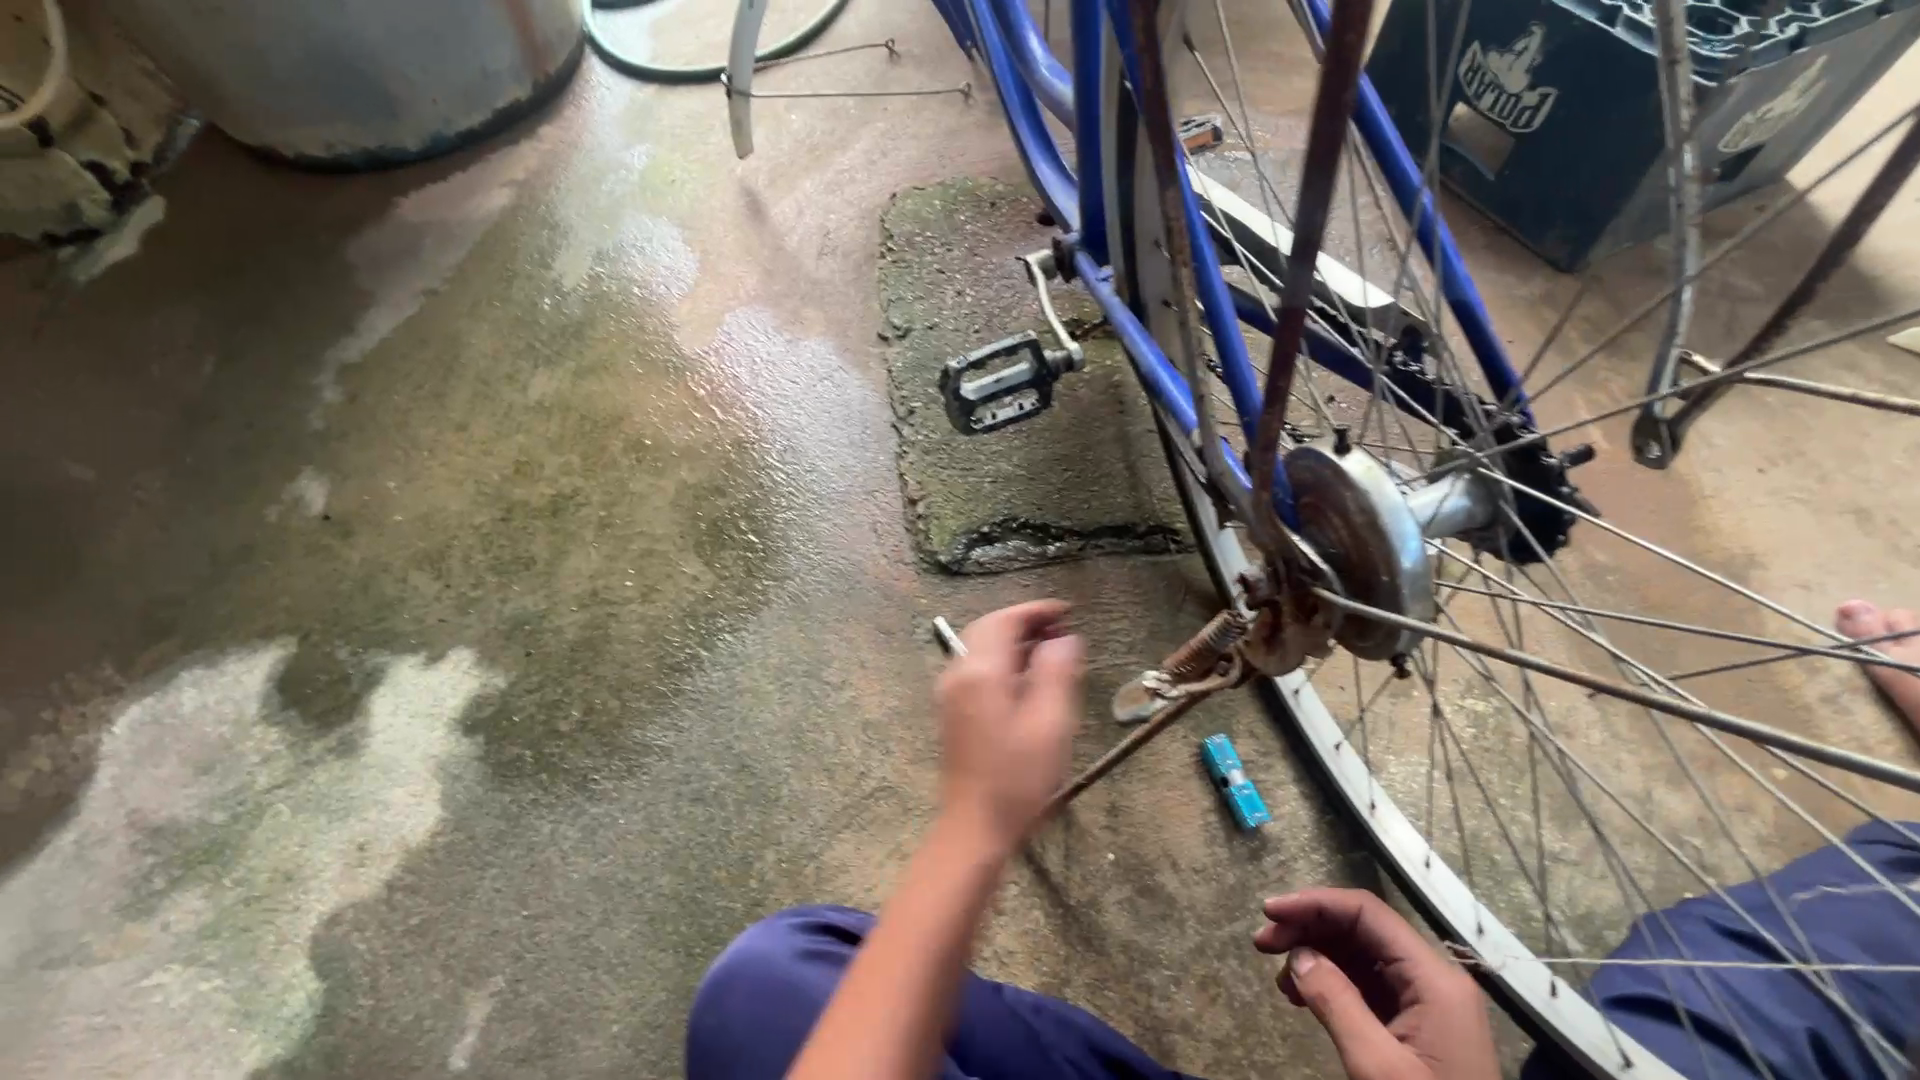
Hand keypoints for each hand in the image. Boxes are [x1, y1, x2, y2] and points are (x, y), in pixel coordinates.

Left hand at [935, 600, 1085, 848]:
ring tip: (1051, 650)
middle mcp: (958, 674)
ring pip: (980, 648)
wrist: (973, 827)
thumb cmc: (1017, 779)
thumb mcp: (1050, 724)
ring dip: (1013, 641)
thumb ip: (1057, 673)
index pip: (1005, 620)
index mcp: (980, 672)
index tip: (1067, 612)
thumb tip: (1065, 639)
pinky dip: (1002, 661)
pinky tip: (1027, 679)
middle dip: (1025, 623)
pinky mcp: (952, 712)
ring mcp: (950, 694)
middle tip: (1062, 629)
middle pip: (989, 629)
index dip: (1037, 611)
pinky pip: (976, 669)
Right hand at [1255, 888, 1497, 1079]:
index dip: (1314, 904)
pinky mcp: (1417, 1025)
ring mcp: (1427, 1002)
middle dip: (1309, 929)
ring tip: (1279, 978)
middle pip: (1361, 929)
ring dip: (1315, 956)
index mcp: (1433, 978)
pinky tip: (1302, 997)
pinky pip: (1367, 984)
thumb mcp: (1377, 1067)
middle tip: (1262, 944)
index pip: (1366, 913)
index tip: (1268, 913)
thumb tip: (1299, 955)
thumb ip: (1336, 1002)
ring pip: (1360, 954)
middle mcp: (1433, 978)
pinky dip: (1330, 982)